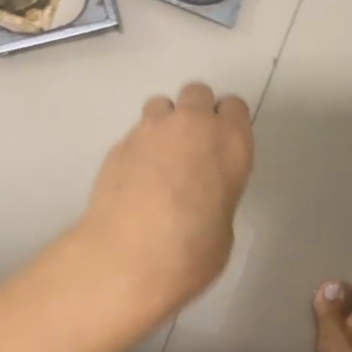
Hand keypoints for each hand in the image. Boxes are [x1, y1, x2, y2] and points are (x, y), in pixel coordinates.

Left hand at [75, 83, 253, 308]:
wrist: (130, 257)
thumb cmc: (193, 251)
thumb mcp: (223, 226)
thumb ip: (216, 196)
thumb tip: (199, 198)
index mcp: (230, 142)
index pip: (234, 108)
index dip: (227, 125)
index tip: (221, 148)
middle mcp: (192, 125)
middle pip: (196, 94)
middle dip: (195, 114)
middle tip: (191, 150)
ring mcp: (150, 130)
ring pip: (160, 107)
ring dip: (164, 126)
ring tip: (158, 162)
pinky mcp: (117, 145)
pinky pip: (135, 135)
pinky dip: (138, 150)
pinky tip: (134, 182)